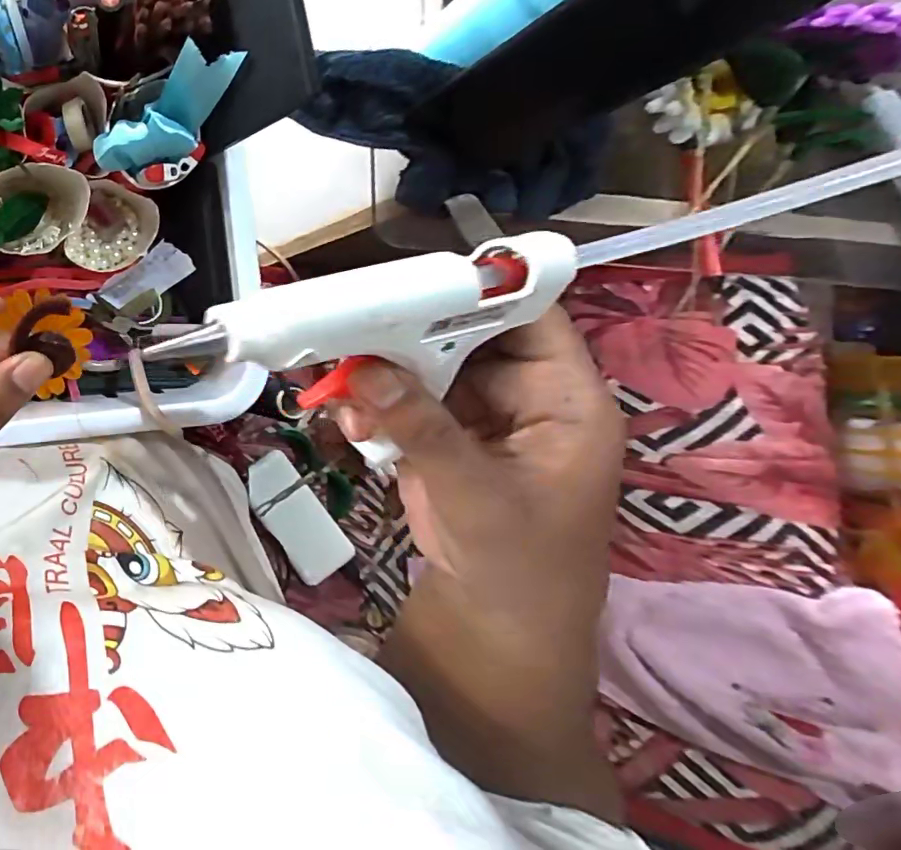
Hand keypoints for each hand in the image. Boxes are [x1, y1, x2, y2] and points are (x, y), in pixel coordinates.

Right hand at [331, 307, 623, 615]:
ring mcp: (473, 411)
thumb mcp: (474, 493)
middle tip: (351, 325)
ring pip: (422, 364)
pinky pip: (399, 397)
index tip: (417, 278)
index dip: (482, 289)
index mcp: (562, 396)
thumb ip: (422, 427)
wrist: (493, 621)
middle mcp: (519, 392)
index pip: (529, 316)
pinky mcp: (437, 431)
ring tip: (338, 380)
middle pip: (461, 334)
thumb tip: (365, 368)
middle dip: (407, 332)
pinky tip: (347, 418)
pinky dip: (370, 402)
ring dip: (379, 371)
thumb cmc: (518, 564)